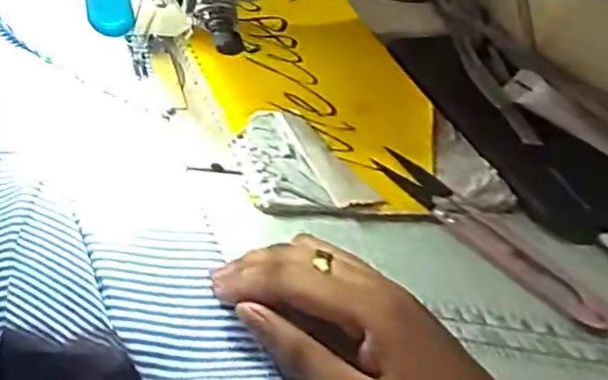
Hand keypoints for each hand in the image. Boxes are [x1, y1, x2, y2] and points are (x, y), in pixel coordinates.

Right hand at [212, 235, 491, 379]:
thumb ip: (304, 355)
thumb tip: (247, 309)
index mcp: (369, 302)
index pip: (289, 272)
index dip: (246, 277)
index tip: (212, 288)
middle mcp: (376, 282)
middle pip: (299, 253)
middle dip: (254, 264)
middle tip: (219, 283)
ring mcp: (388, 288)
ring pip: (315, 252)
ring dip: (275, 262)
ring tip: (248, 283)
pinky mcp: (396, 302)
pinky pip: (335, 264)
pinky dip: (301, 268)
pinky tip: (291, 289)